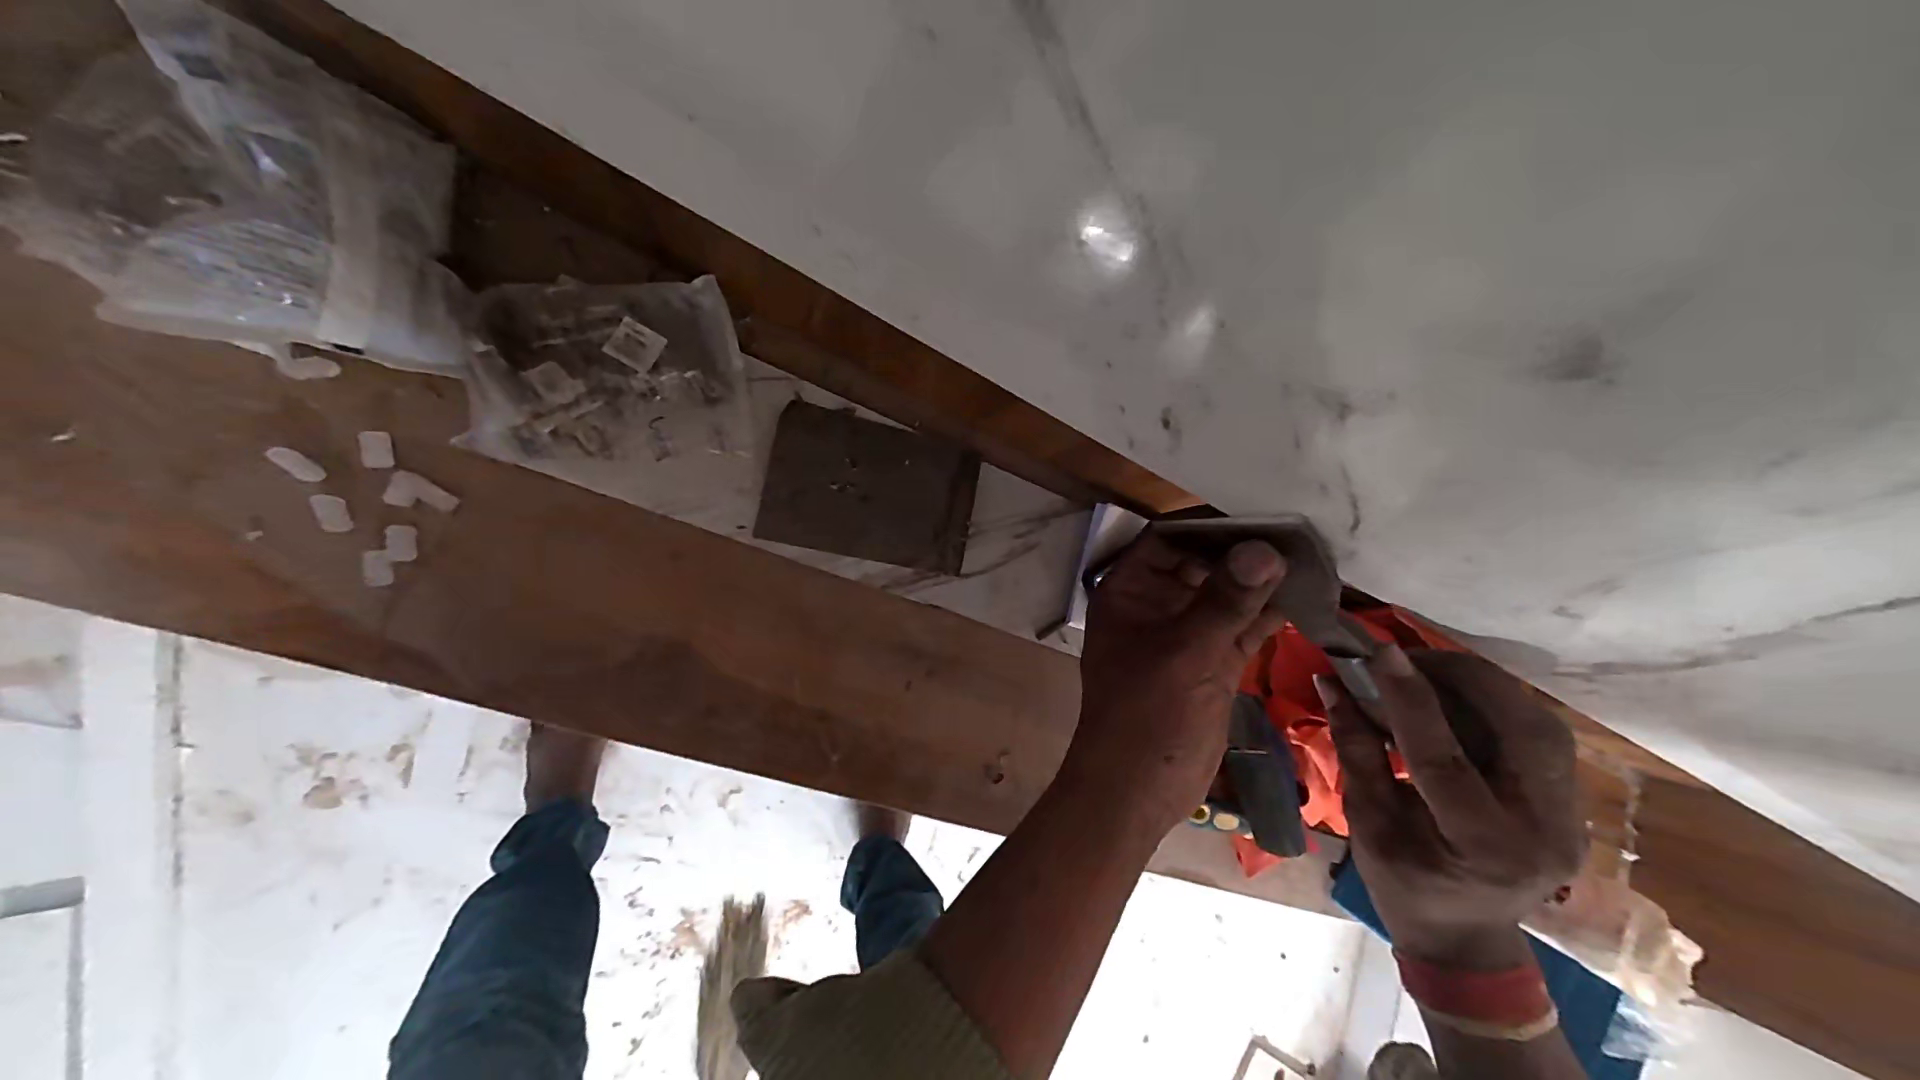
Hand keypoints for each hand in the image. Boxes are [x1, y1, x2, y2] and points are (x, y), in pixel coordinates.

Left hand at [1068, 533, 1286, 828]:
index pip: (1168, 538)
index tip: (1261, 511)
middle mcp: (1154, 604)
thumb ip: (1226, 600)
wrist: (1139, 789)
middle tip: (1300, 531)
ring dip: (1262, 581)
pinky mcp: (1209, 661)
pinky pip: (1240, 626)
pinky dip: (1268, 614)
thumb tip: (1265, 549)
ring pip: (1225, 595)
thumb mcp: (1187, 652)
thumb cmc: (1148, 715)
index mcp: (1130, 591)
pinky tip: (1307, 597)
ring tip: (1314, 557)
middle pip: (1202, 562)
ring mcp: (1184, 633)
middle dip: (1244, 551)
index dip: (1210, 524)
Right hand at [1318, 648, 1583, 968]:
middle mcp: (1543, 829)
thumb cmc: (1401, 885)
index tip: (1380, 651)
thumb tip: (1332, 683)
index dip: (1409, 698)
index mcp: (1481, 847)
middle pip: (1519, 730)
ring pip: (1539, 724)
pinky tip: (1456, 693)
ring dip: (1482, 685)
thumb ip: (1355, 749)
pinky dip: (1496, 702)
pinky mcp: (1570, 802)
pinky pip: (1539, 733)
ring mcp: (1570, 817)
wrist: (1464, 932)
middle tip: (1405, 656)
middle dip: (1462, 678)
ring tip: (1427, 668)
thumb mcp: (1366, 821)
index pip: (1444, 759)